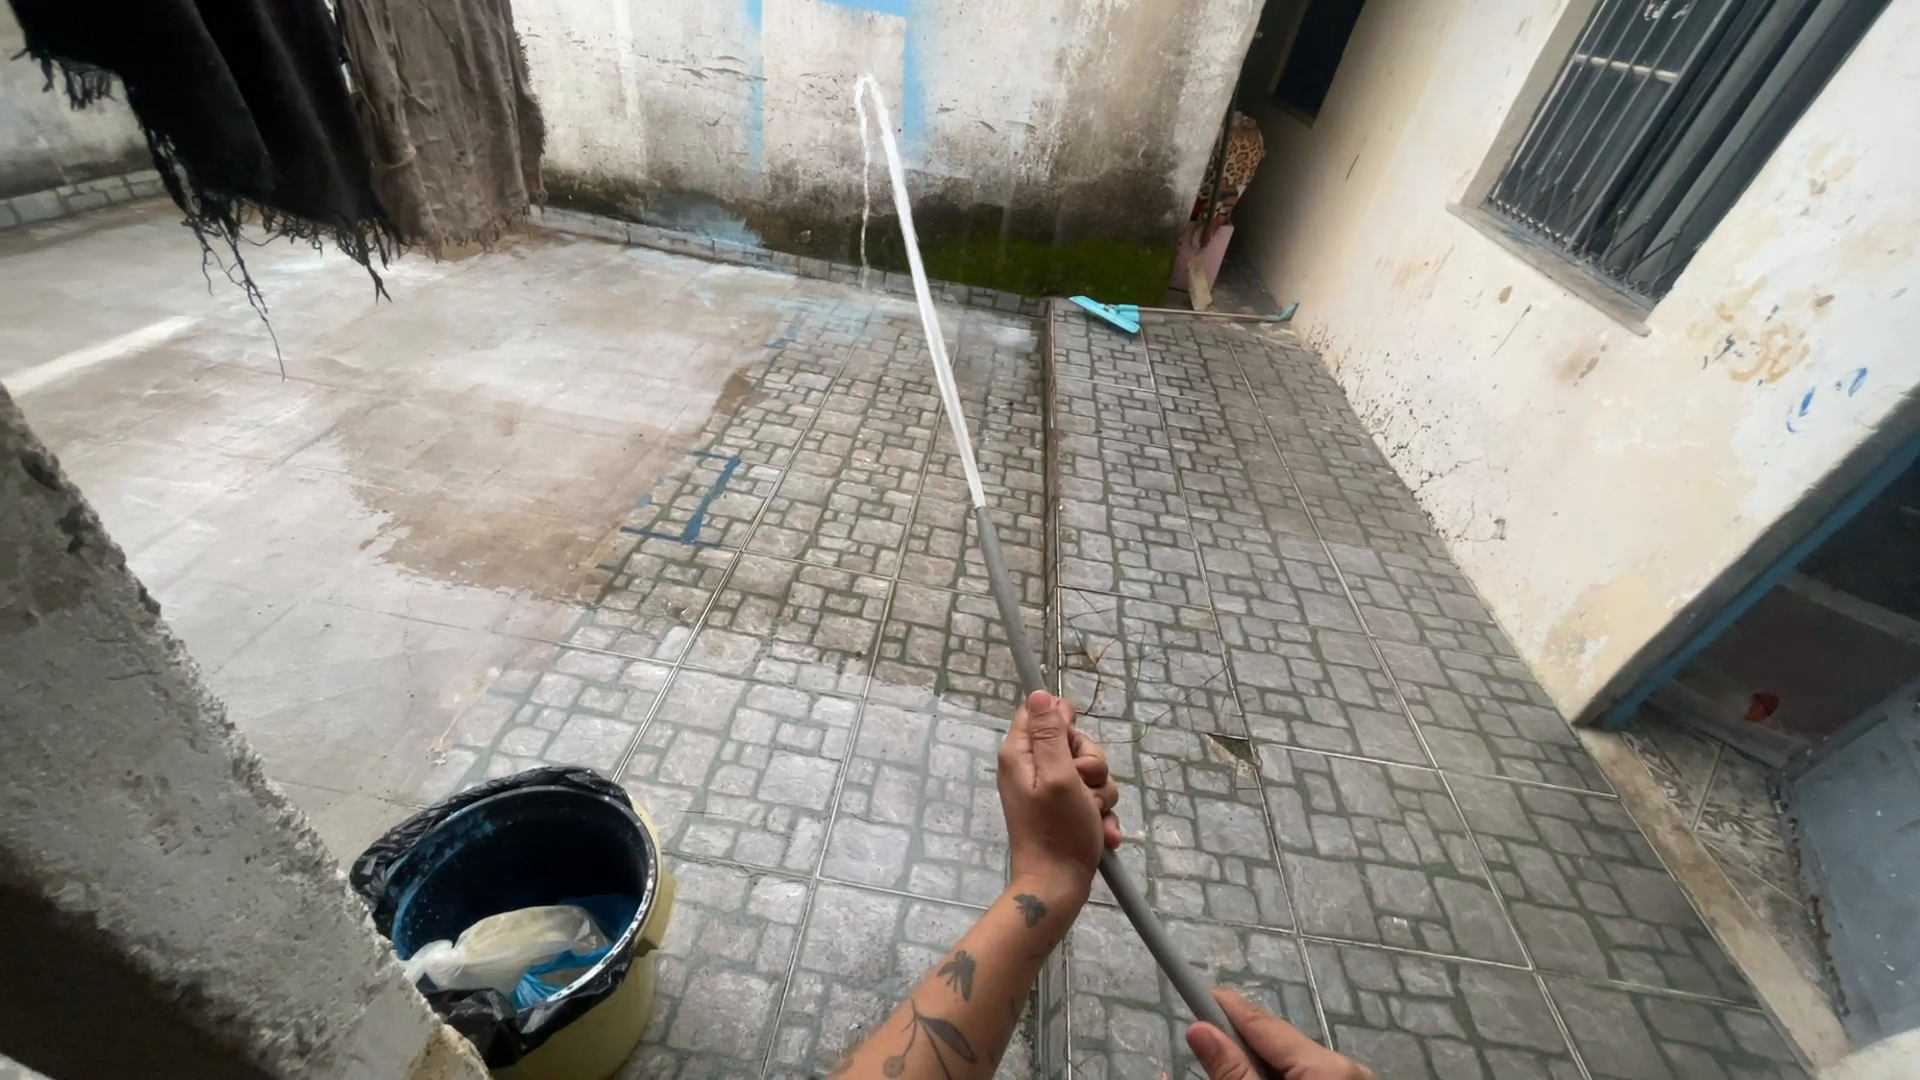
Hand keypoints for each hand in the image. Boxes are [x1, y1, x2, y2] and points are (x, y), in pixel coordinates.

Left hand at [997, 690, 1119, 908]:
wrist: (1058, 888)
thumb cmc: (1057, 831)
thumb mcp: (1058, 776)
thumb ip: (1051, 733)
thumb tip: (1041, 694)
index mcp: (1020, 753)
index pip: (1039, 712)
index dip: (1064, 723)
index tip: (1073, 747)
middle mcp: (1031, 767)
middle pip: (1073, 741)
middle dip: (1091, 765)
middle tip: (1084, 788)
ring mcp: (1049, 789)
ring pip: (1090, 770)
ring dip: (1099, 793)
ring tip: (1092, 815)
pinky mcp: (1065, 809)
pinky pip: (1092, 797)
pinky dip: (1101, 814)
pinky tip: (1102, 833)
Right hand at [1187, 989, 1374, 1079]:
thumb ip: (1235, 1074)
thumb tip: (1198, 1029)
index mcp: (1328, 1066)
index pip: (1261, 1020)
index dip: (1223, 1004)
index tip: (1188, 988)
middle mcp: (1348, 1067)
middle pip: (1275, 1042)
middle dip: (1241, 1047)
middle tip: (1210, 1057)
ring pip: (1291, 1062)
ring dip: (1262, 1068)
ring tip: (1241, 1077)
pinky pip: (1309, 1076)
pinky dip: (1283, 1079)